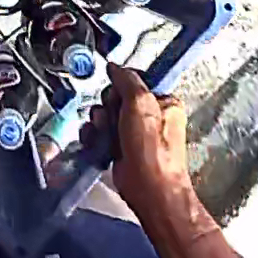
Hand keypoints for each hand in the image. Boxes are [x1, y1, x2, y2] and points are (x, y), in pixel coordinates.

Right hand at [93, 64, 199, 225]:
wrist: (149, 190)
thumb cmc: (153, 149)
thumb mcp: (141, 102)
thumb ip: (127, 79)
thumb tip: (114, 67)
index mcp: (163, 102)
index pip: (135, 80)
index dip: (122, 85)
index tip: (118, 93)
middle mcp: (149, 117)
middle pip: (116, 96)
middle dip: (108, 105)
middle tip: (112, 116)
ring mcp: (134, 134)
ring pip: (105, 114)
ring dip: (99, 121)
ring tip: (104, 132)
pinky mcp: (120, 148)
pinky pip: (100, 132)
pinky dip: (94, 135)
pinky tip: (95, 140)